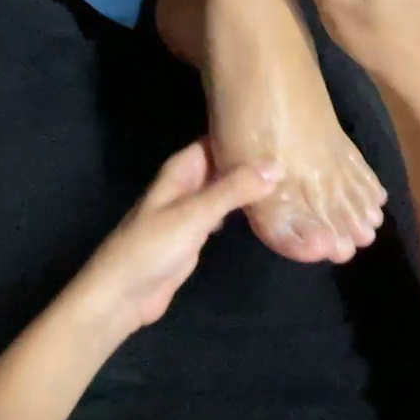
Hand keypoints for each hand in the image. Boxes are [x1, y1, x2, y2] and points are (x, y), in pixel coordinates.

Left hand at [64, 142, 279, 335]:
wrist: (124, 294)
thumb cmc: (151, 247)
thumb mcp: (193, 214)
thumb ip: (231, 190)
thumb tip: (275, 165)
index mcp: (179, 171)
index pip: (214, 139)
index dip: (240, 131)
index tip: (277, 126)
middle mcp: (185, 185)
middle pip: (221, 164)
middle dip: (251, 160)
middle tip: (295, 155)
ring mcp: (190, 211)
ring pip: (224, 189)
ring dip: (250, 185)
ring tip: (291, 178)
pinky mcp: (195, 236)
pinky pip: (224, 214)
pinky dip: (243, 210)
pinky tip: (267, 210)